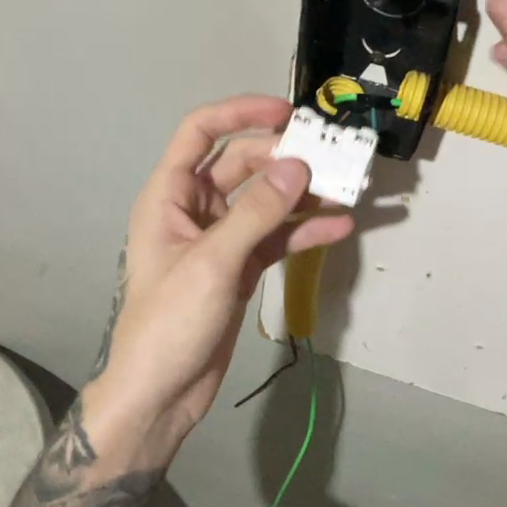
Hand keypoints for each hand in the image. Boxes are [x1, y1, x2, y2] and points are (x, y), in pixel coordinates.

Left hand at [84, 95, 353, 463]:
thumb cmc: (170, 322)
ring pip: (265, 200)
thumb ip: (257, 213)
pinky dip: (304, 231)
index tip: (286, 112)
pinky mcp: (241, 266)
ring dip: (302, 195)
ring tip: (345, 189)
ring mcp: (221, 238)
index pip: (200, 132)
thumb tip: (299, 167)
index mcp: (170, 195)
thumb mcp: (213, 263)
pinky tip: (339, 227)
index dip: (240, 112)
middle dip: (283, 158)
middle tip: (328, 157)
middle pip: (242, 163)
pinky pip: (276, 237)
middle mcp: (195, 208)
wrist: (161, 393)